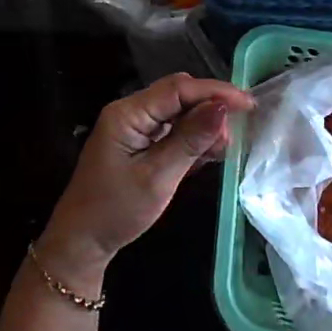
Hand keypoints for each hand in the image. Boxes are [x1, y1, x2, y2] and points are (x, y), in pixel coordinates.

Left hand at [37, 73, 254, 290]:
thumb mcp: (158, 177)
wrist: (82, 241)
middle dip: (211, 107)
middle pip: (178, 96)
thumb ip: (190, 140)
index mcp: (128, 113)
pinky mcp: (140, 145)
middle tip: (240, 129)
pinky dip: (193, 139)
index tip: (249, 103)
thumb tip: (222, 108)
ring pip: (178, 113)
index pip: (177, 88)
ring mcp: (135, 128)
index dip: (215, 91)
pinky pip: (172, 131)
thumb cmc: (116, 210)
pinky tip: (211, 153)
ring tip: (226, 147)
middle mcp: (131, 113)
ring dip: (204, 125)